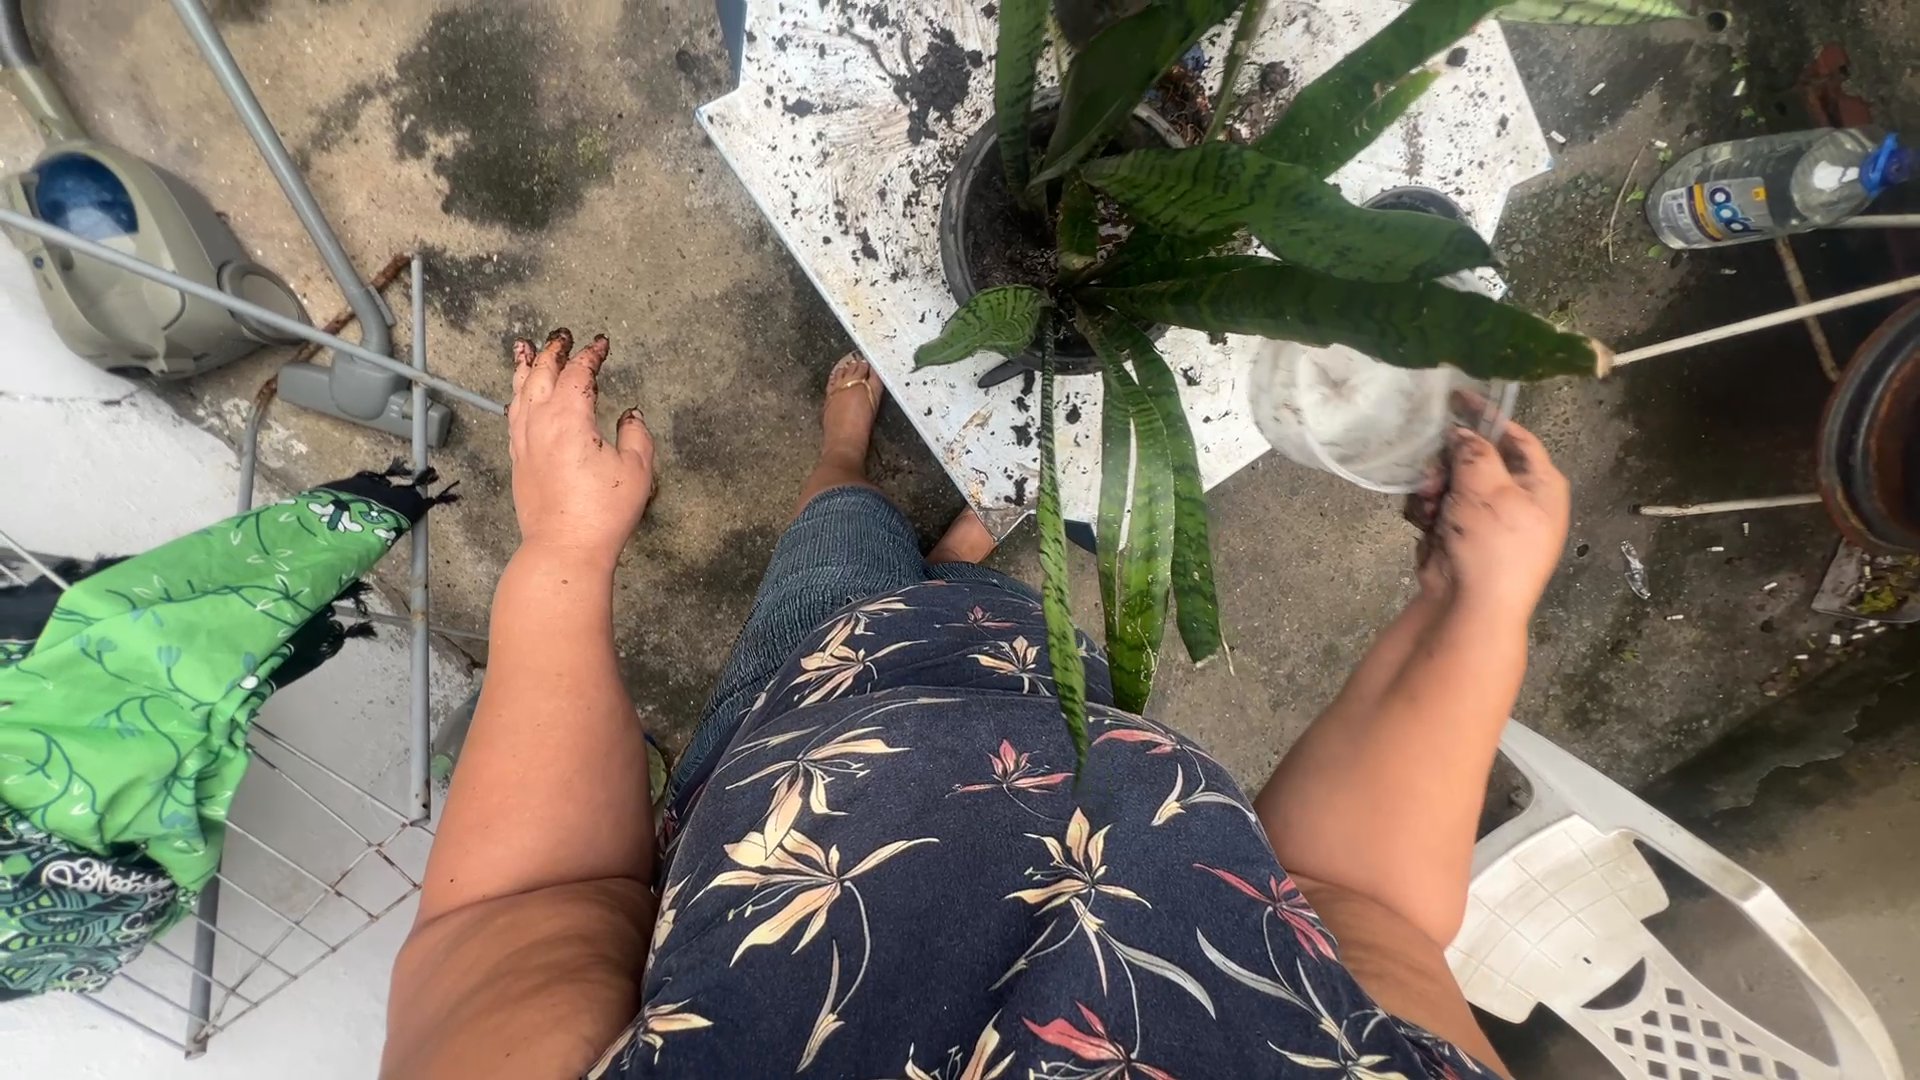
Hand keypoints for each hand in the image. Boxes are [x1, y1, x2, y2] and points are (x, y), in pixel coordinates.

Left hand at [506, 328, 653, 567]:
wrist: (565, 547)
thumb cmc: (604, 511)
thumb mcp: (638, 470)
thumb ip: (636, 434)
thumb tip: (631, 415)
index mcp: (570, 419)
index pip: (577, 375)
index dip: (590, 356)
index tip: (601, 344)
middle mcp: (540, 424)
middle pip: (541, 376)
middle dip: (552, 352)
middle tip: (561, 336)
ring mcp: (524, 442)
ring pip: (520, 392)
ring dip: (526, 367)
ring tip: (525, 349)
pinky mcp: (519, 460)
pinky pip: (514, 415)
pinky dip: (518, 395)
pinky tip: (520, 396)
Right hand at [1412, 411, 1568, 619]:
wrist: (1471, 603)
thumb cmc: (1493, 543)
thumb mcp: (1487, 489)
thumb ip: (1473, 453)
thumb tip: (1461, 433)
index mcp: (1540, 484)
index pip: (1515, 437)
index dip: (1486, 416)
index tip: (1455, 397)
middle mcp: (1514, 498)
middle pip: (1473, 460)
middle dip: (1447, 465)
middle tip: (1433, 477)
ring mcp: (1482, 519)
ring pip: (1447, 484)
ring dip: (1431, 491)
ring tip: (1428, 509)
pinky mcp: (1455, 535)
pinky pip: (1434, 509)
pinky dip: (1424, 513)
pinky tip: (1422, 525)